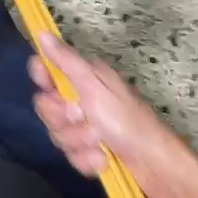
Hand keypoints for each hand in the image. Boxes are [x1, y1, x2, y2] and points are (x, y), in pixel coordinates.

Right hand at [29, 33, 187, 188]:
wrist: (155, 165)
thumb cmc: (126, 120)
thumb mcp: (94, 87)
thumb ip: (66, 61)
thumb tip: (42, 32)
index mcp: (83, 76)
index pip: (46, 70)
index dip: (44, 80)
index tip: (52, 90)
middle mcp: (81, 97)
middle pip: (47, 106)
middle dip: (64, 120)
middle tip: (84, 119)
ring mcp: (85, 125)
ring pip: (58, 133)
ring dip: (79, 142)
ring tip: (100, 144)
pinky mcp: (90, 149)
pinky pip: (72, 154)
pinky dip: (87, 160)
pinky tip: (103, 160)